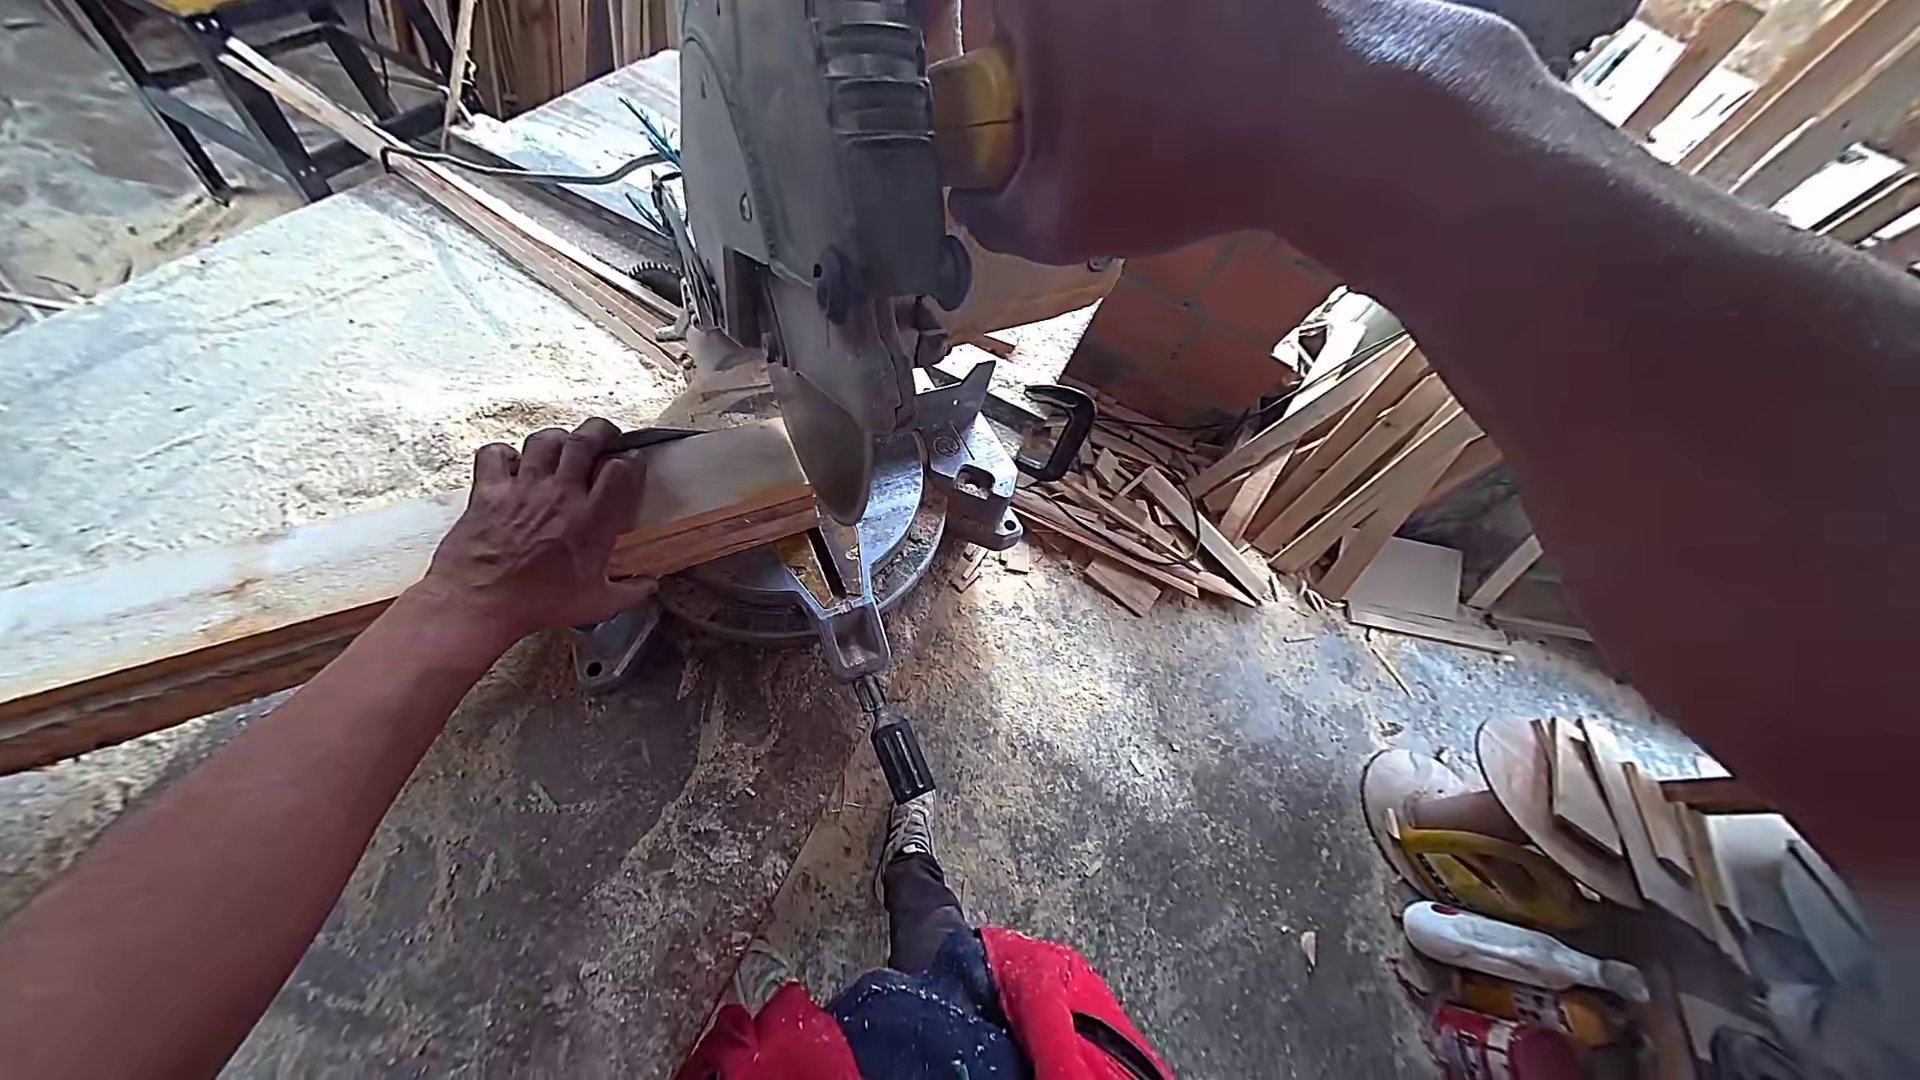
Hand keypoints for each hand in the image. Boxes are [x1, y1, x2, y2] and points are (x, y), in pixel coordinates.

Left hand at [411, 418, 657, 647]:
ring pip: (543, 441)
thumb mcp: (599, 603)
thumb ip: (633, 591)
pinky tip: (513, 465)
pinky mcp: (488, 492)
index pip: (621, 469)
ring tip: (563, 447)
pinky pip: (494, 454)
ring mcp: (522, 489)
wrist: (478, 604)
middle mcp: (560, 495)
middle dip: (600, 431)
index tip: (633, 465)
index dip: (632, 461)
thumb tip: (652, 584)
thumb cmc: (541, 603)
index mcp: (593, 519)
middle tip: (606, 436)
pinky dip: (504, 454)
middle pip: (584, 440)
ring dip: (557, 439)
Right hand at [949, 0, 1552, 271]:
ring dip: (1081, 69)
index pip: (935, 3)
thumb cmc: (1175, 164)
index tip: (951, 89)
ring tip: (1125, 112)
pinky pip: (1130, 21)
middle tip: (1046, 121)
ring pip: (1077, 24)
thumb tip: (968, 199)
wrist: (1328, 116)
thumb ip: (986, 214)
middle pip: (1013, 12)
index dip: (932, 42)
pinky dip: (1134, 47)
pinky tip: (1172, 86)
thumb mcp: (1053, 222)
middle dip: (1019, 70)